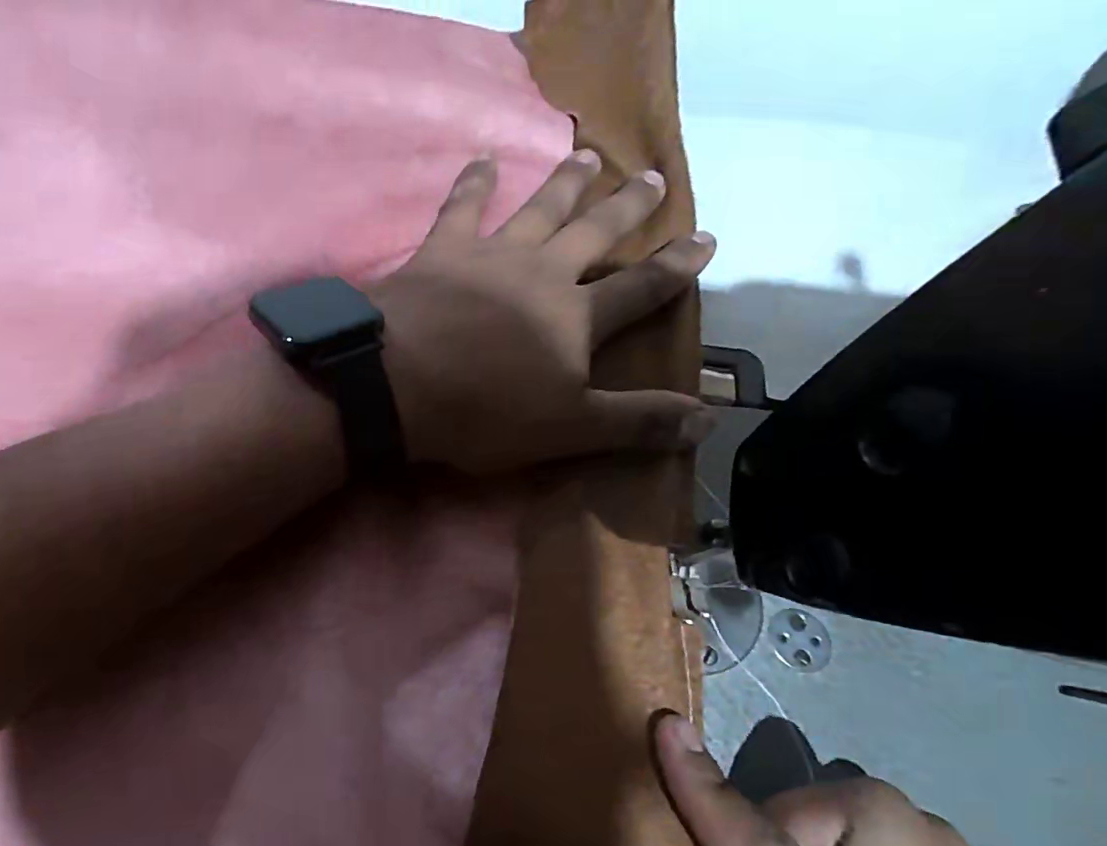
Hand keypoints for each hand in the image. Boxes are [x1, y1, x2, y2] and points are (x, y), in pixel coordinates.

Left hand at [368, 150, 716, 473]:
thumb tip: (708, 422)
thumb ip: (638, 422)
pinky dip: (474, 182)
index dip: (676, 267)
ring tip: (588, 156)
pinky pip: (463, 206)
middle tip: (653, 176)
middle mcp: (544, 272)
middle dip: (627, 208)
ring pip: (540, 208)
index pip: (641, 288)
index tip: (706, 237)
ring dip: (566, 183)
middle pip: (595, 233)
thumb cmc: (489, 412)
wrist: (398, 383)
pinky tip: (485, 159)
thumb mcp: (572, 429)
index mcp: (578, 318)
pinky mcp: (443, 251)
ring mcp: (493, 254)